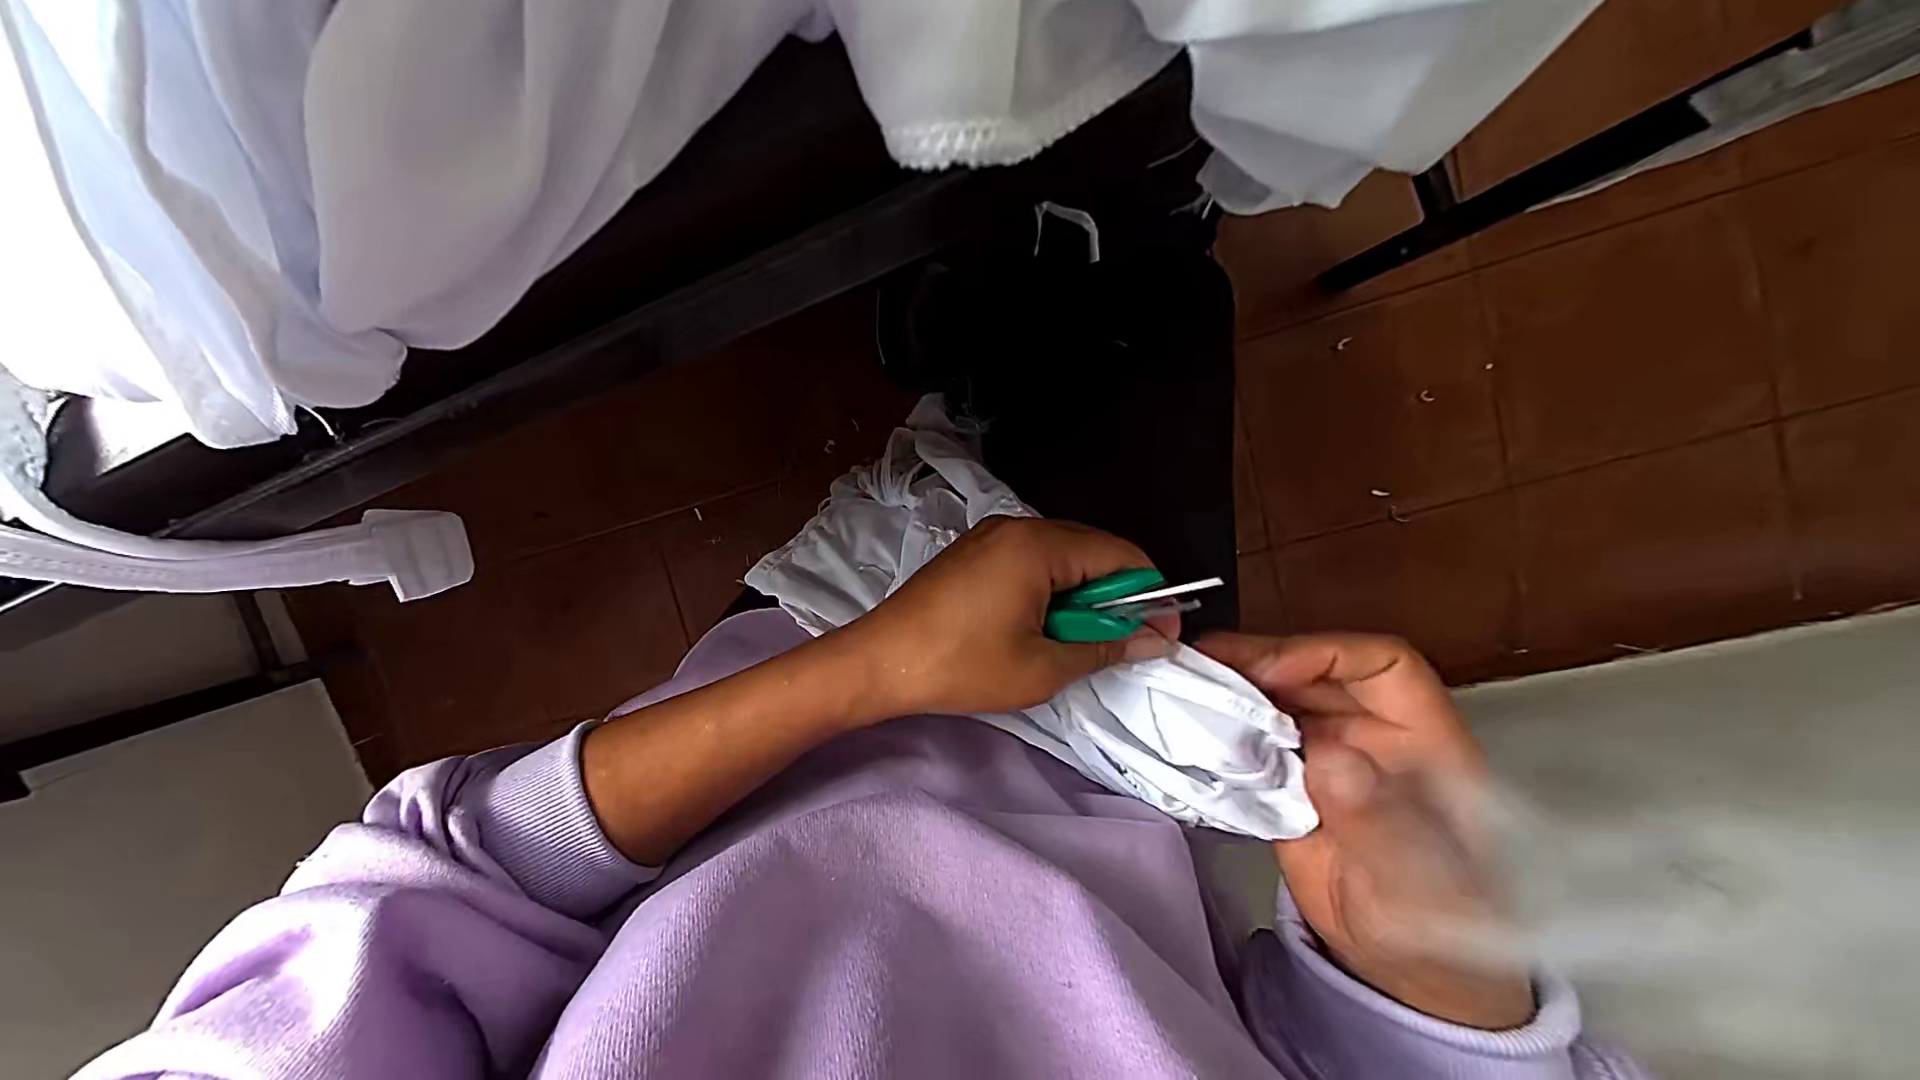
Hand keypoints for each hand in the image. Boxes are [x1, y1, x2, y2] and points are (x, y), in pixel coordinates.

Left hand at [838, 515, 1175, 717]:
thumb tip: (1154, 640)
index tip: (1160, 633)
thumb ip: (1105, 647)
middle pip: (1092, 549)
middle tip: (1116, 642)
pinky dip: (1049, 587)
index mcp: (1039, 545)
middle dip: (1113, 595)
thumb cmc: (961, 666)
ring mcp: (992, 534)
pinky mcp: (975, 550)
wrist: (879, 661)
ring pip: (1062, 555)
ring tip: (1072, 638)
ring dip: (1080, 593)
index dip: (1149, 594)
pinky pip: (1031, 559)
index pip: (1121, 555)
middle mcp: (1018, 526)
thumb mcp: (1042, 667)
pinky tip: (1037, 623)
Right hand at [1197, 632, 1532, 1029]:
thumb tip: (1331, 758)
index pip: (1382, 664)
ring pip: (1275, 692)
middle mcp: (1370, 733)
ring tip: (1186, 680)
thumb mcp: (1418, 889)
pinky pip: (1250, 730)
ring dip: (1231, 683)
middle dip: (1258, 658)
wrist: (1399, 970)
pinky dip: (1218, 719)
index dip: (1324, 653)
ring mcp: (1324, 750)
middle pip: (1313, 668)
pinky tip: (1188, 717)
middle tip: (1203, 662)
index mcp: (1423, 743)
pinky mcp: (1286, 771)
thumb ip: (1380, 823)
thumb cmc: (1438, 934)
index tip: (1270, 671)